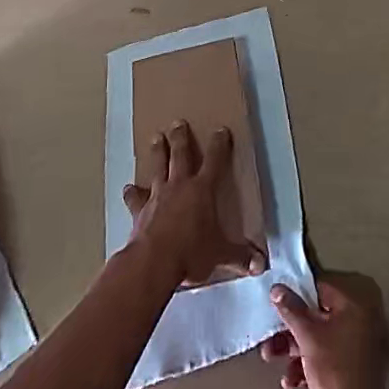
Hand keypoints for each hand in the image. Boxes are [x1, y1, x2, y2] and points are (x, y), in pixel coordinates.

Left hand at [123, 121, 264, 286]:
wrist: (152, 264)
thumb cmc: (191, 253)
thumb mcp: (220, 255)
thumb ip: (240, 257)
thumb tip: (260, 265)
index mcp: (203, 190)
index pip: (215, 161)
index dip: (219, 145)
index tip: (220, 130)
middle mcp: (179, 187)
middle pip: (180, 155)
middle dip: (181, 138)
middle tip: (178, 123)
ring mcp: (157, 197)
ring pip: (157, 168)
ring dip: (157, 152)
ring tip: (155, 138)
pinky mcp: (139, 212)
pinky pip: (135, 198)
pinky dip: (132, 193)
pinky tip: (128, 188)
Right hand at [262, 273, 388, 388]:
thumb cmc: (335, 371)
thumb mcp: (308, 337)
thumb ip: (292, 310)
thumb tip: (278, 288)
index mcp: (355, 301)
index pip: (320, 285)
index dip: (295, 294)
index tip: (273, 303)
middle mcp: (360, 314)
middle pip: (317, 312)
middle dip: (290, 327)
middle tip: (270, 337)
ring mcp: (357, 338)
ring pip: (319, 334)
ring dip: (294, 346)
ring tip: (271, 358)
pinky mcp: (351, 360)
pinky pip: (325, 351)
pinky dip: (307, 361)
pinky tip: (292, 380)